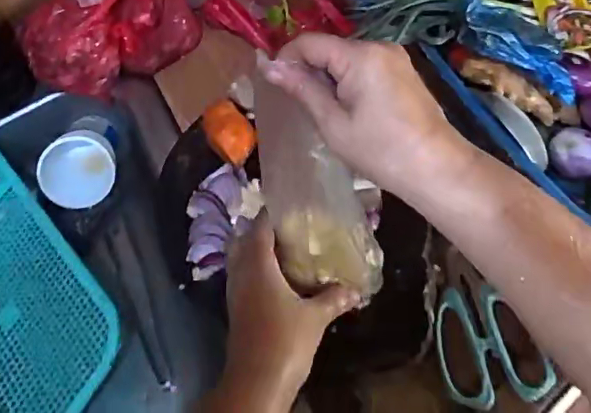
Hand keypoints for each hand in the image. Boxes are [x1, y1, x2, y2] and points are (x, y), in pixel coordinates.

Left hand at [219, 213, 357, 405]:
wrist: (255, 386)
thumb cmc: (284, 342)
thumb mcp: (315, 318)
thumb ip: (333, 298)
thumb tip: (355, 289)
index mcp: (258, 263)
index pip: (261, 224)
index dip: (274, 211)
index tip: (293, 204)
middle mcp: (242, 272)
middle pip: (247, 238)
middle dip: (265, 230)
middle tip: (291, 226)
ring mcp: (235, 291)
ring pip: (242, 258)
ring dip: (259, 250)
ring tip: (286, 248)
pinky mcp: (236, 309)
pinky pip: (243, 277)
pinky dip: (256, 270)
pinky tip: (278, 278)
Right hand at [261, 34, 469, 198]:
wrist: (436, 167)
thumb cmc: (380, 151)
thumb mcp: (333, 124)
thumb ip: (302, 89)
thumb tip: (269, 66)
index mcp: (360, 54)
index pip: (310, 42)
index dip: (287, 58)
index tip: (275, 84)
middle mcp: (378, 44)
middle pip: (330, 47)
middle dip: (310, 69)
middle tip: (301, 104)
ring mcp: (394, 54)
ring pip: (346, 55)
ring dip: (329, 75)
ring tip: (326, 110)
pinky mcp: (402, 67)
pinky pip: (365, 63)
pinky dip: (350, 78)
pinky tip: (351, 108)